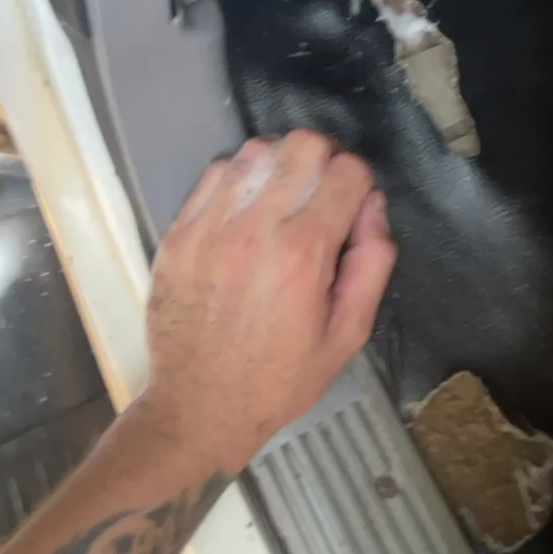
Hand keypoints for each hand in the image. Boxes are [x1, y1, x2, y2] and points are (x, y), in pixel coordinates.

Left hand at [139, 132, 397, 469]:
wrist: (195, 409)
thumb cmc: (278, 379)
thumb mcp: (347, 337)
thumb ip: (372, 263)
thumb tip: (373, 204)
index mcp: (302, 255)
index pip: (346, 172)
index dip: (360, 182)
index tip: (353, 204)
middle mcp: (254, 228)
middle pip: (302, 144)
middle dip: (325, 159)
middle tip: (323, 192)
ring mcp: (209, 226)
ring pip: (257, 149)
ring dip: (281, 163)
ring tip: (283, 199)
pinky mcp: (179, 231)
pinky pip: (216, 171)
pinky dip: (240, 177)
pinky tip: (246, 208)